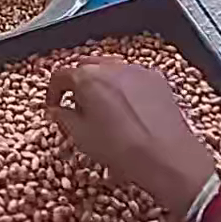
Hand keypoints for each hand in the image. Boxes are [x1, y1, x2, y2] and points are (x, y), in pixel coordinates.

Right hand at [46, 57, 216, 219]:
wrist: (167, 156)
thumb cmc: (122, 148)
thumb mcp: (81, 137)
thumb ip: (63, 117)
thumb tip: (57, 110)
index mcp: (87, 78)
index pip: (61, 75)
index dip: (53, 91)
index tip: (54, 104)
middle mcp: (111, 67)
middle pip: (85, 66)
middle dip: (77, 82)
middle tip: (75, 104)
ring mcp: (136, 70)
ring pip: (110, 68)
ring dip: (100, 82)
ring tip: (102, 106)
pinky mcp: (155, 78)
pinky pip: (132, 75)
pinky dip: (123, 85)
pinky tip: (126, 107)